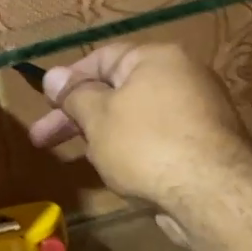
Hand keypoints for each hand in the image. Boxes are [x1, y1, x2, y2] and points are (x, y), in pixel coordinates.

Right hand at [29, 42, 251, 206]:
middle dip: (77, 116)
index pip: (102, 58)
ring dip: (103, 135)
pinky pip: (154, 139)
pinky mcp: (201, 143)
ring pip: (134, 117)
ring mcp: (195, 110)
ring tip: (85, 160)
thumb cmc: (144, 144)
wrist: (209, 192)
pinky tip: (117, 173)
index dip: (68, 80)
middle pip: (116, 90)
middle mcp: (180, 76)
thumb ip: (74, 95)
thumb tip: (52, 76)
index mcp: (155, 59)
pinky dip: (131, 150)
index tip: (44, 104)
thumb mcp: (97, 116)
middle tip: (42, 140)